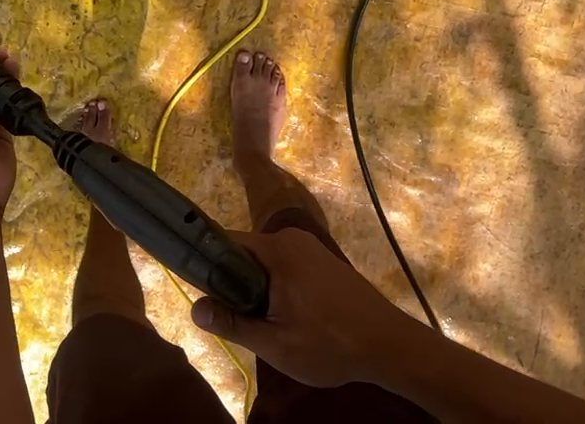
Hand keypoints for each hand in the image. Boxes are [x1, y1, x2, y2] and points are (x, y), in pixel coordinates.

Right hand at [191, 228, 428, 388]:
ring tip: (261, 321)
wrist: (389, 346)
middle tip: (235, 316)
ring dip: (258, 288)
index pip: (226, 242)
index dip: (208, 263)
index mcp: (277, 248)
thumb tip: (194, 309)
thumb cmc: (330, 344)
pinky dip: (278, 287)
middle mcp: (292, 238)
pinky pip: (286, 267)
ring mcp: (310, 248)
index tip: (201, 290)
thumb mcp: (275, 342)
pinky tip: (286, 317)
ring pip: (267, 262)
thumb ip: (233, 323)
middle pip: (246, 253)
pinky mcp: (323, 262)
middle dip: (236, 282)